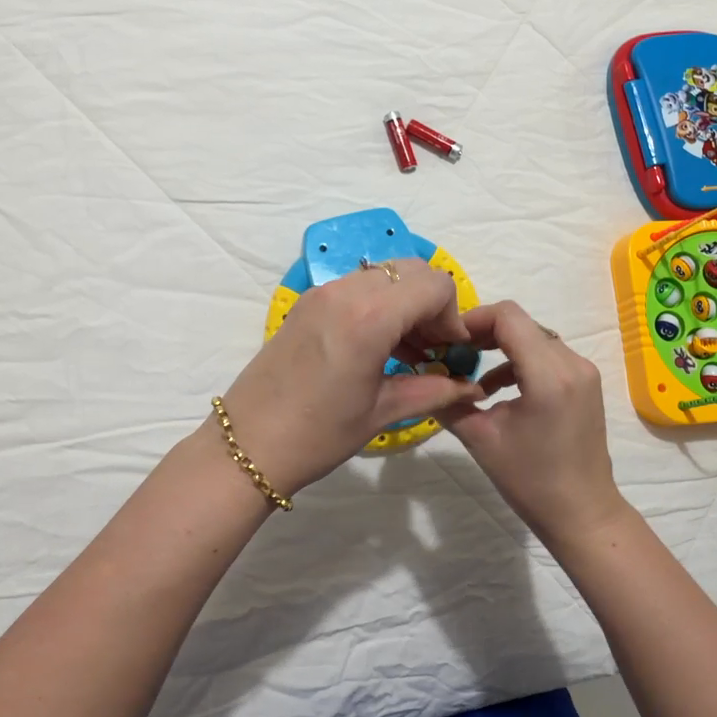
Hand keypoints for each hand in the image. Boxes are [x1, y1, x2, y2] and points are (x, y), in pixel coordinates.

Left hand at [220, 260, 484, 493]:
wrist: (246, 446)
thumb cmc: (319, 435)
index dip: (452, 315)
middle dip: (432, 303)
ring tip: (408, 350)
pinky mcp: (307, 302)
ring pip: (384, 274)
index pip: (435, 285)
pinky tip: (379, 345)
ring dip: (405, 301)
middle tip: (432, 347)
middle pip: (412, 270)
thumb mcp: (383, 413)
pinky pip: (357, 285)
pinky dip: (379, 303)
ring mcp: (322, 292)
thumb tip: (469, 386)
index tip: (449, 351)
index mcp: (370, 317)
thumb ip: (433, 390)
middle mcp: (346, 291)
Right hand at [436, 302, 631, 543]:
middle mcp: (573, 364)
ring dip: (502, 348)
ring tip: (470, 373)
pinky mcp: (586, 383)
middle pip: (522, 324)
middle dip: (484, 333)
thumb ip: (450, 402)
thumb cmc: (530, 481)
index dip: (474, 319)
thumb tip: (425, 377)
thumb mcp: (481, 439)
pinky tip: (497, 387)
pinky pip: (548, 356)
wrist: (582, 513)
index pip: (508, 317)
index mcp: (548, 375)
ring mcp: (584, 372)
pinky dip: (521, 361)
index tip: (449, 341)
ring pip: (535, 338)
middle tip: (453, 353)